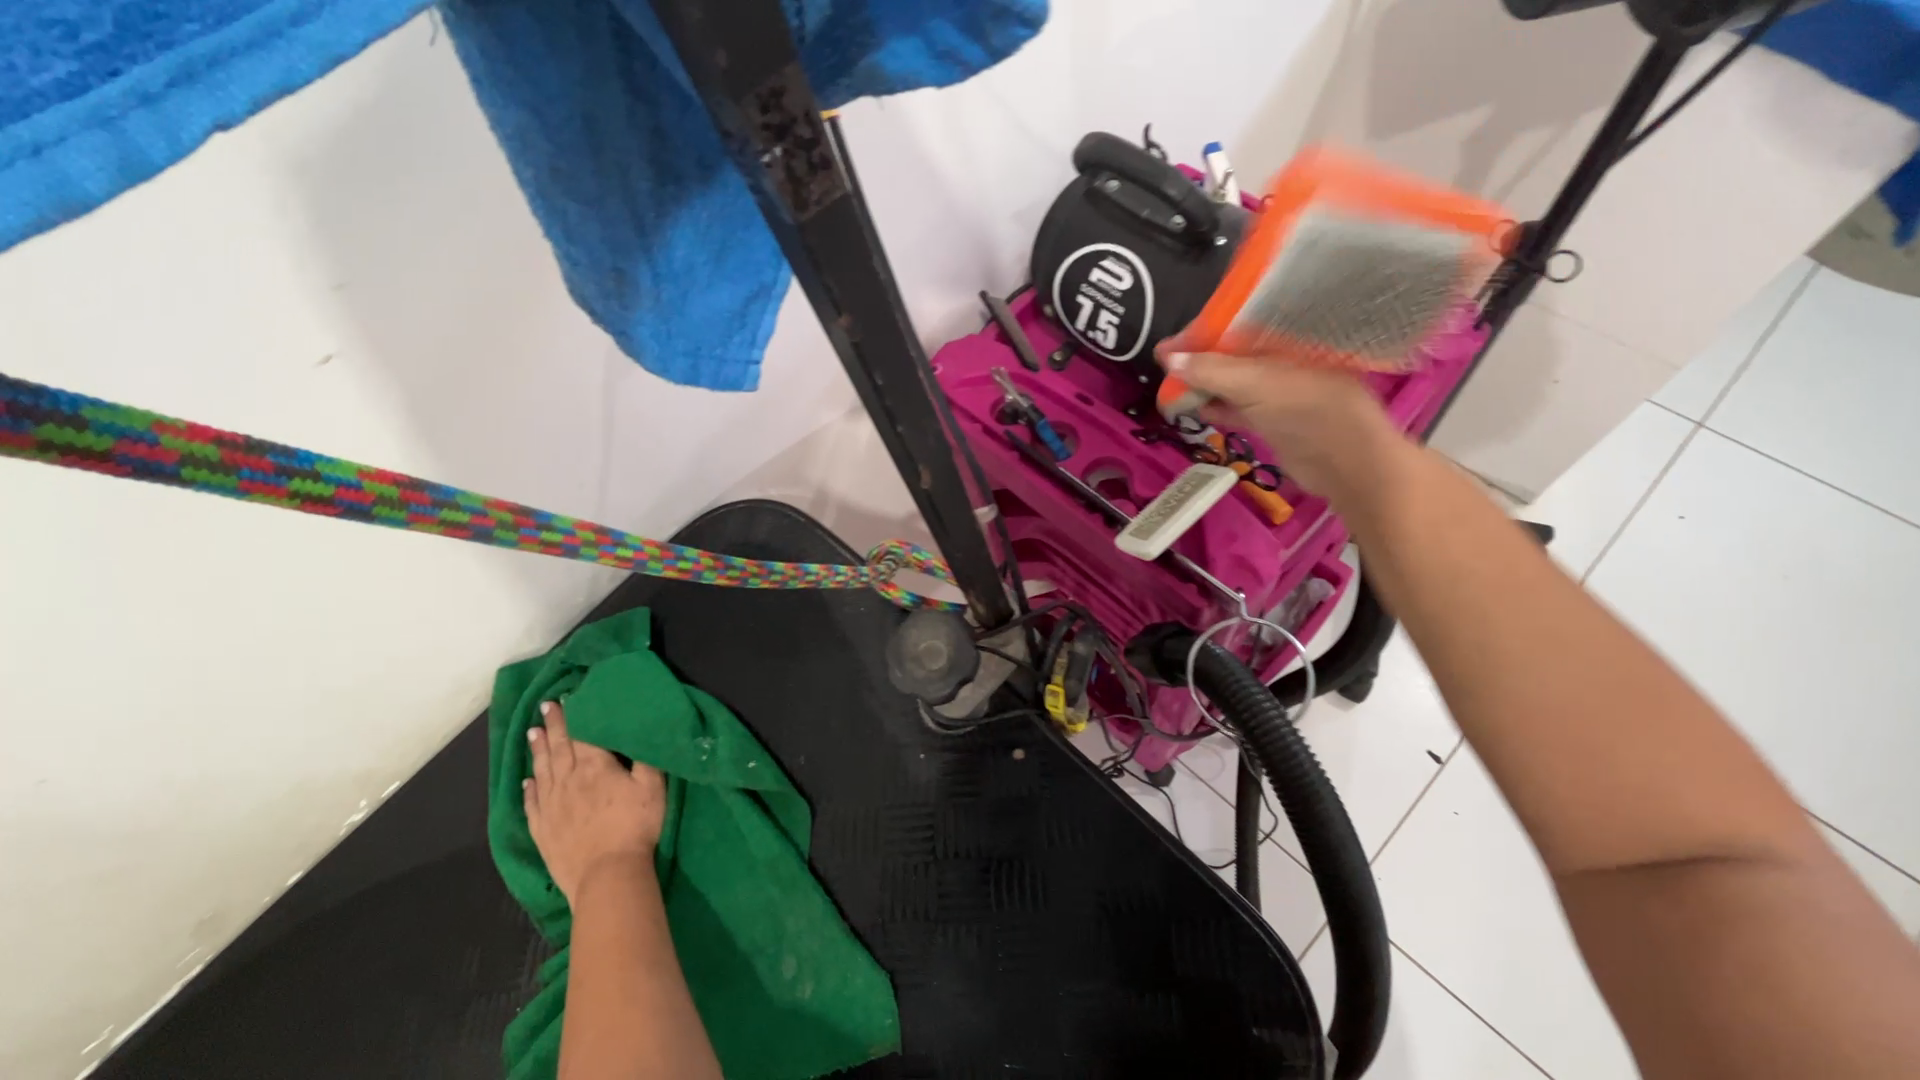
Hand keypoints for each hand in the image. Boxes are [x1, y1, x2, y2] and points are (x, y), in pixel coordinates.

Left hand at [525, 700, 666, 904]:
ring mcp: (552, 806)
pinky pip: (532, 803)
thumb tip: (638, 732)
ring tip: (533, 734)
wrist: (607, 874)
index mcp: (595, 767)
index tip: (564, 699)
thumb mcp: (653, 788)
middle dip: (553, 726)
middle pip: (559, 748)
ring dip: (538, 750)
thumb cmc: (635, 827)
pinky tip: (528, 781)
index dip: (574, 716)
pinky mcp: (543, 829)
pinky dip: (529, 789)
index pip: (581, 735)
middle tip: (544, 708)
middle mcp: (568, 780)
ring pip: (542, 771)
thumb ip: (646, 759)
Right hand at [1157, 341, 1411, 500]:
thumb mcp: (1255, 383)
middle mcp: (1285, 359)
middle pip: (1234, 353)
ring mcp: (1281, 392)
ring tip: (1171, 387)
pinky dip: (1217, 406)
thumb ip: (1212, 371)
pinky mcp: (1276, 420)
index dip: (1203, 330)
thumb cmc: (1307, 410)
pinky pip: (1240, 407)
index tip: (1169, 343)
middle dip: (1199, 358)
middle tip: (1164, 363)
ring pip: (1234, 382)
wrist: (1346, 464)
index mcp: (1288, 338)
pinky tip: (1194, 407)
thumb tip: (1169, 359)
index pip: (1239, 324)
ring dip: (1205, 384)